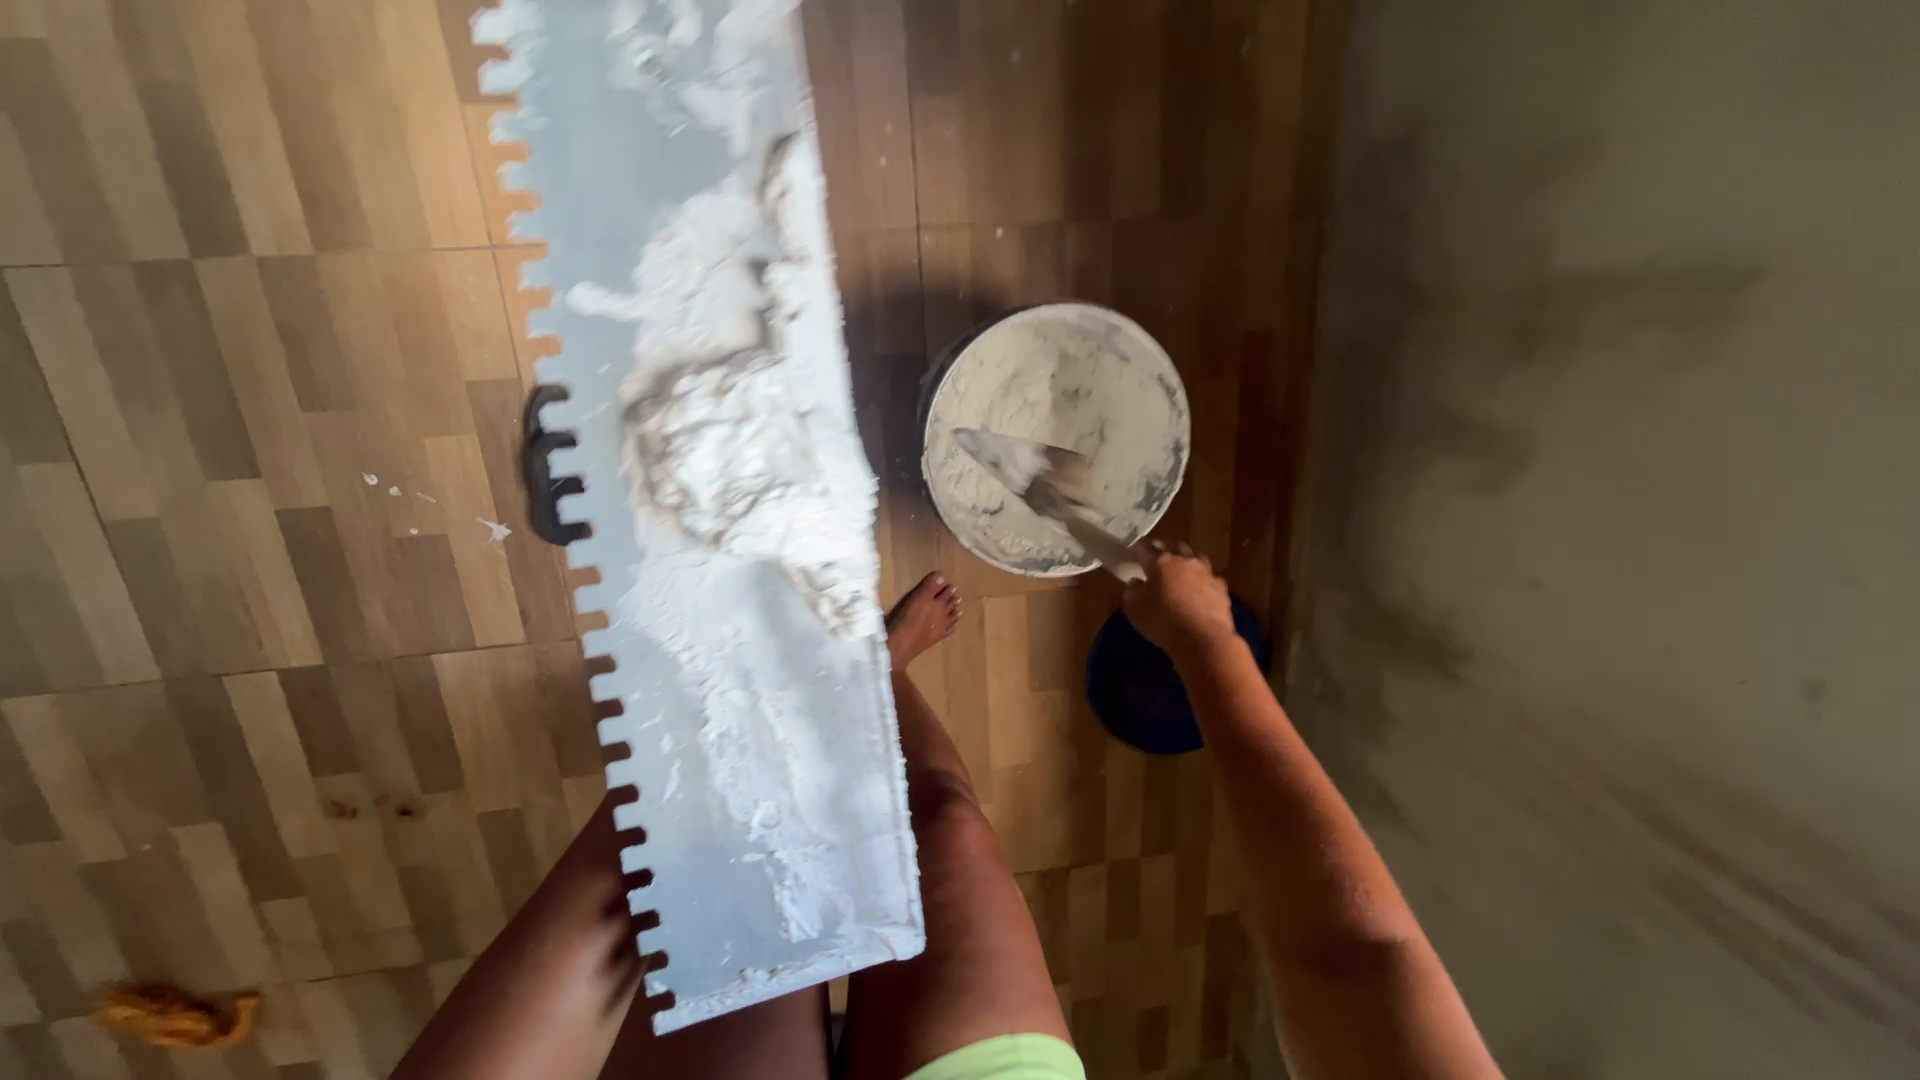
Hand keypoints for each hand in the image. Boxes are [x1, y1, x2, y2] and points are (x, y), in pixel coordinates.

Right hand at [1121, 540, 1237, 657]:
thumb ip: (1132, 591)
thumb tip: (1136, 582)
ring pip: (1196, 558)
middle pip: (1174, 547)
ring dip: (1187, 561)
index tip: (1133, 551)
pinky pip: (1210, 578)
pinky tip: (1201, 590)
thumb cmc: (1163, 621)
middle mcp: (1184, 561)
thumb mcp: (1134, 608)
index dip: (1138, 550)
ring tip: (1182, 569)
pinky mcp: (1221, 588)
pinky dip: (1203, 581)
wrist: (1203, 638)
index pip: (1145, 549)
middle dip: (1165, 550)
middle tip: (1158, 558)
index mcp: (1160, 563)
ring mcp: (1206, 573)